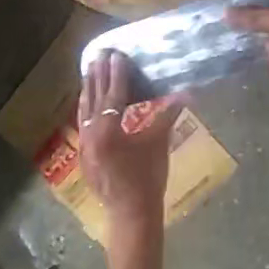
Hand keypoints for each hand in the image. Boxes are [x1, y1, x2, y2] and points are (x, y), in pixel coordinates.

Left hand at [78, 51, 173, 231]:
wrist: (131, 214)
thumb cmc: (148, 177)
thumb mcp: (158, 143)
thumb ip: (167, 114)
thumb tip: (185, 92)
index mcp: (109, 129)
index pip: (113, 94)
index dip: (117, 74)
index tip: (117, 54)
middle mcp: (91, 133)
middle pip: (94, 98)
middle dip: (97, 76)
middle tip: (98, 54)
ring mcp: (84, 144)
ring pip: (84, 110)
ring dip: (89, 89)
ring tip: (90, 70)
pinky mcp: (84, 154)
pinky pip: (82, 123)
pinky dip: (86, 108)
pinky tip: (87, 102)